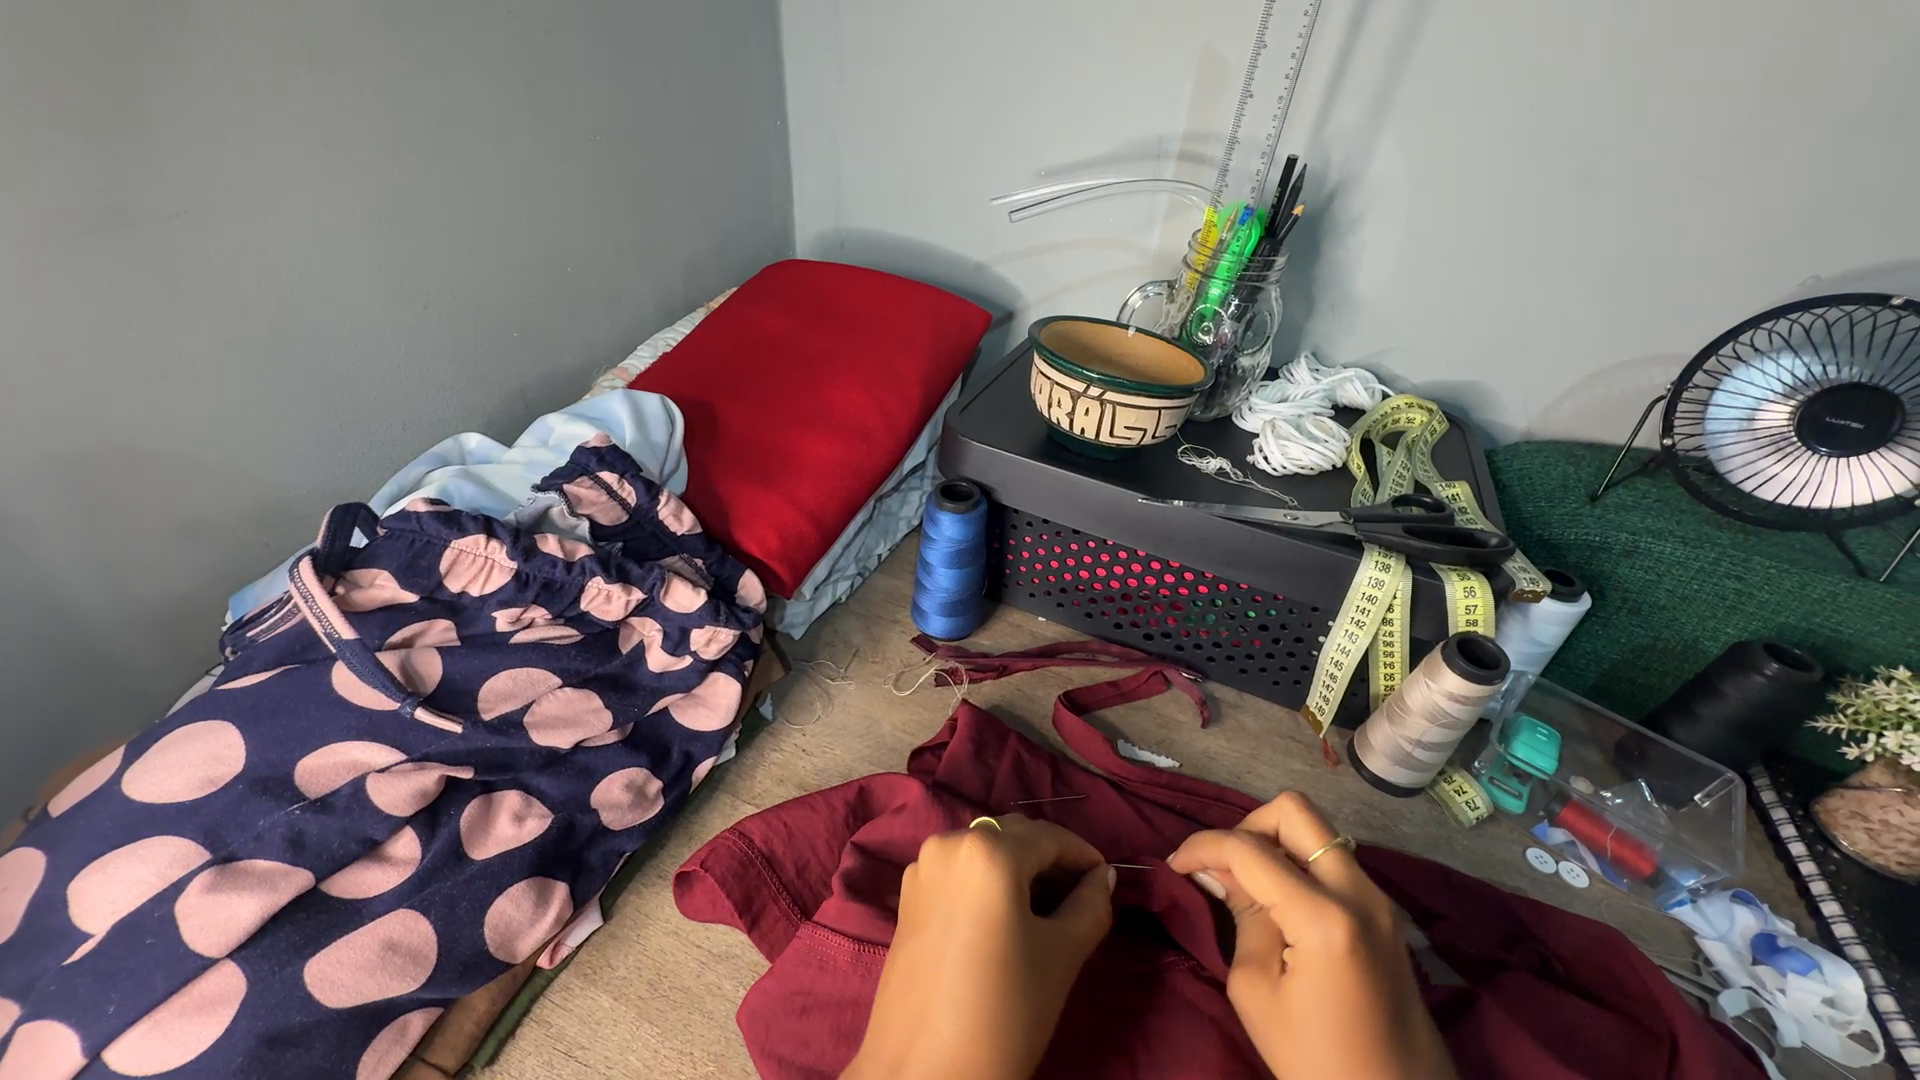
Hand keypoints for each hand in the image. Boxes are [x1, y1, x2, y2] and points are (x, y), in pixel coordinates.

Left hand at [842, 814, 1114, 1079]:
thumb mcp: (1061, 954)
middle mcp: (949, 844)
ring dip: (1019, 869)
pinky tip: (1007, 917)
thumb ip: (1090, 904)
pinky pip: (959, 872)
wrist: (925, 1073)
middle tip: (1083, 896)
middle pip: (1014, 837)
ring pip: (984, 852)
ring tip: (1048, 909)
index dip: (1084, 856)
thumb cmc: (1004, 1009)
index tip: (1107, 879)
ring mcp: (923, 868)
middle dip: (1051, 860)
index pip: (1050, 837)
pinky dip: (987, 882)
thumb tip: (1103, 876)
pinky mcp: (908, 896)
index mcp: (987, 850)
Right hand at [1168, 792, 1456, 1079]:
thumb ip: (1242, 916)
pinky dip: (1298, 862)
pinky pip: (1333, 861)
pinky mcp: (1385, 914)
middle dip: (1247, 826)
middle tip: (1223, 866)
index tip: (1175, 864)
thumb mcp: (1257, 992)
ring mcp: (1379, 900)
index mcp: (1324, 916)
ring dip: (1275, 842)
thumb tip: (1220, 871)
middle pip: (1294, 811)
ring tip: (1245, 882)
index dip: (1203, 846)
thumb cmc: (1317, 1061)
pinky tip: (1276, 899)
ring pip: (1317, 830)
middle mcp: (1359, 892)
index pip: (1250, 849)